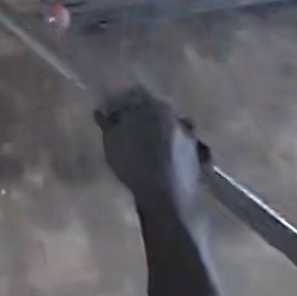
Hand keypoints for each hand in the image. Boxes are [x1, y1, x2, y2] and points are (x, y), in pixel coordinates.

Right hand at [95, 87, 202, 208]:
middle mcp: (175, 117)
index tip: (111, 112)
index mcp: (155, 107)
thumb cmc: (135, 164)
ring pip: (168, 127)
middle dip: (139, 116)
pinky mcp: (197, 158)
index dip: (121, 102)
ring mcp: (189, 138)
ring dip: (156, 131)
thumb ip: (106, 123)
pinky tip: (159, 158)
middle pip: (154, 109)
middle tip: (125, 127)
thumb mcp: (112, 142)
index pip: (135, 95)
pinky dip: (170, 148)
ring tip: (142, 144)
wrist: (167, 201)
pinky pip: (179, 146)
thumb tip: (99, 111)